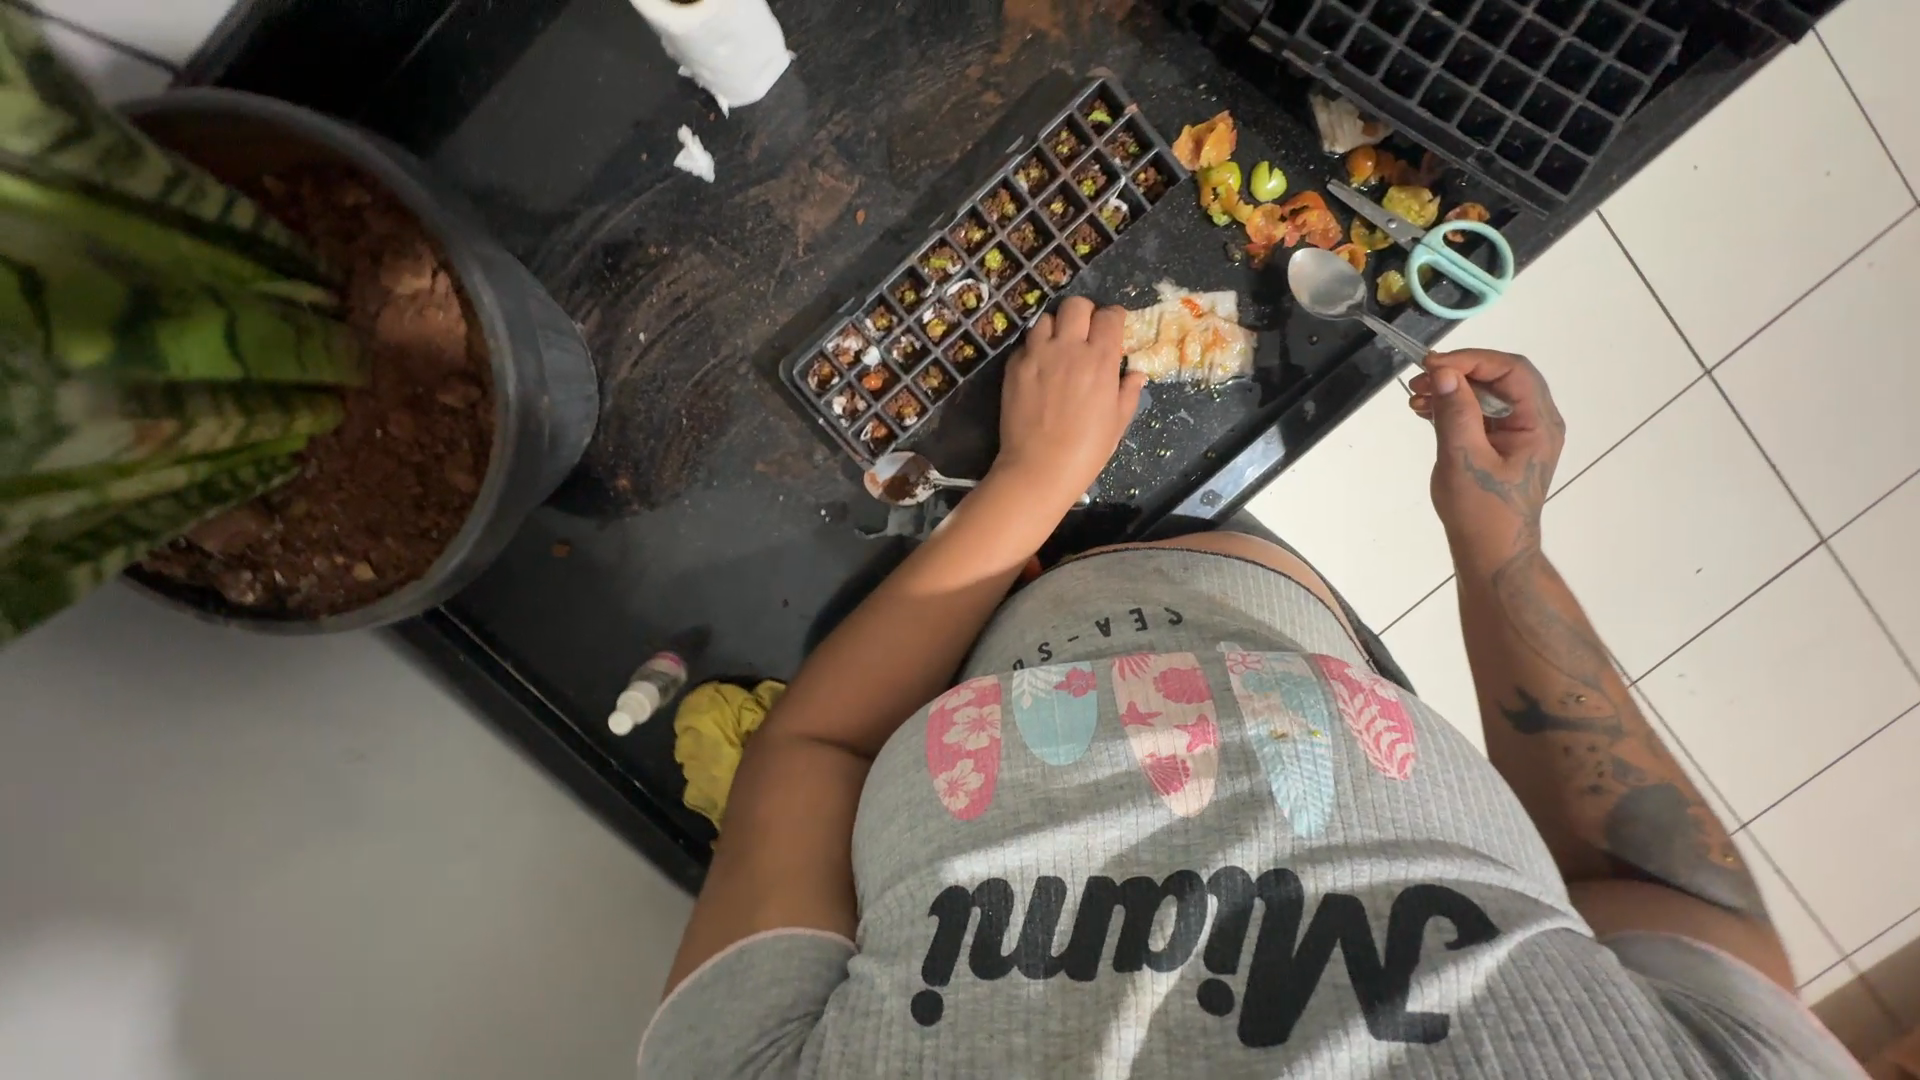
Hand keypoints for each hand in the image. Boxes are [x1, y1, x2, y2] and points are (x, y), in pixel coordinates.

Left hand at [991, 296, 1146, 506]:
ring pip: (1046, 319)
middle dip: (1084, 314)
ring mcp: (1037, 355)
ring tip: (1058, 349)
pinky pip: (1025, 344)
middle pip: (1075, 305)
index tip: (1113, 330)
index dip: (1113, 319)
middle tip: (1084, 334)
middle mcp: (1068, 347)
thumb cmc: (1086, 450)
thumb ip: (1128, 392)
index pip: (1109, 315)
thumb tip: (1135, 374)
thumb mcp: (1118, 422)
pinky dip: (1034, 350)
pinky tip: (1039, 369)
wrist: (1039, 468)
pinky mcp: (1014, 367)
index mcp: (1099, 358)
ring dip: (1056, 329)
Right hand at [1408, 349, 1564, 571]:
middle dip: (1458, 374)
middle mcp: (1534, 421)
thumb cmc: (1481, 511)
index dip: (1472, 361)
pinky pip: (1477, 414)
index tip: (1433, 365)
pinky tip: (1425, 410)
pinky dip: (1451, 407)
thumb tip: (1444, 374)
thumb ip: (1456, 414)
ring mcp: (1516, 433)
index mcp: (1538, 423)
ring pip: (1485, 395)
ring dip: (1451, 390)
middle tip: (1420, 380)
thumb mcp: (1463, 460)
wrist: (1490, 550)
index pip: (1512, 371)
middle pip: (1499, 379)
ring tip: (1416, 397)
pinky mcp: (1497, 444)